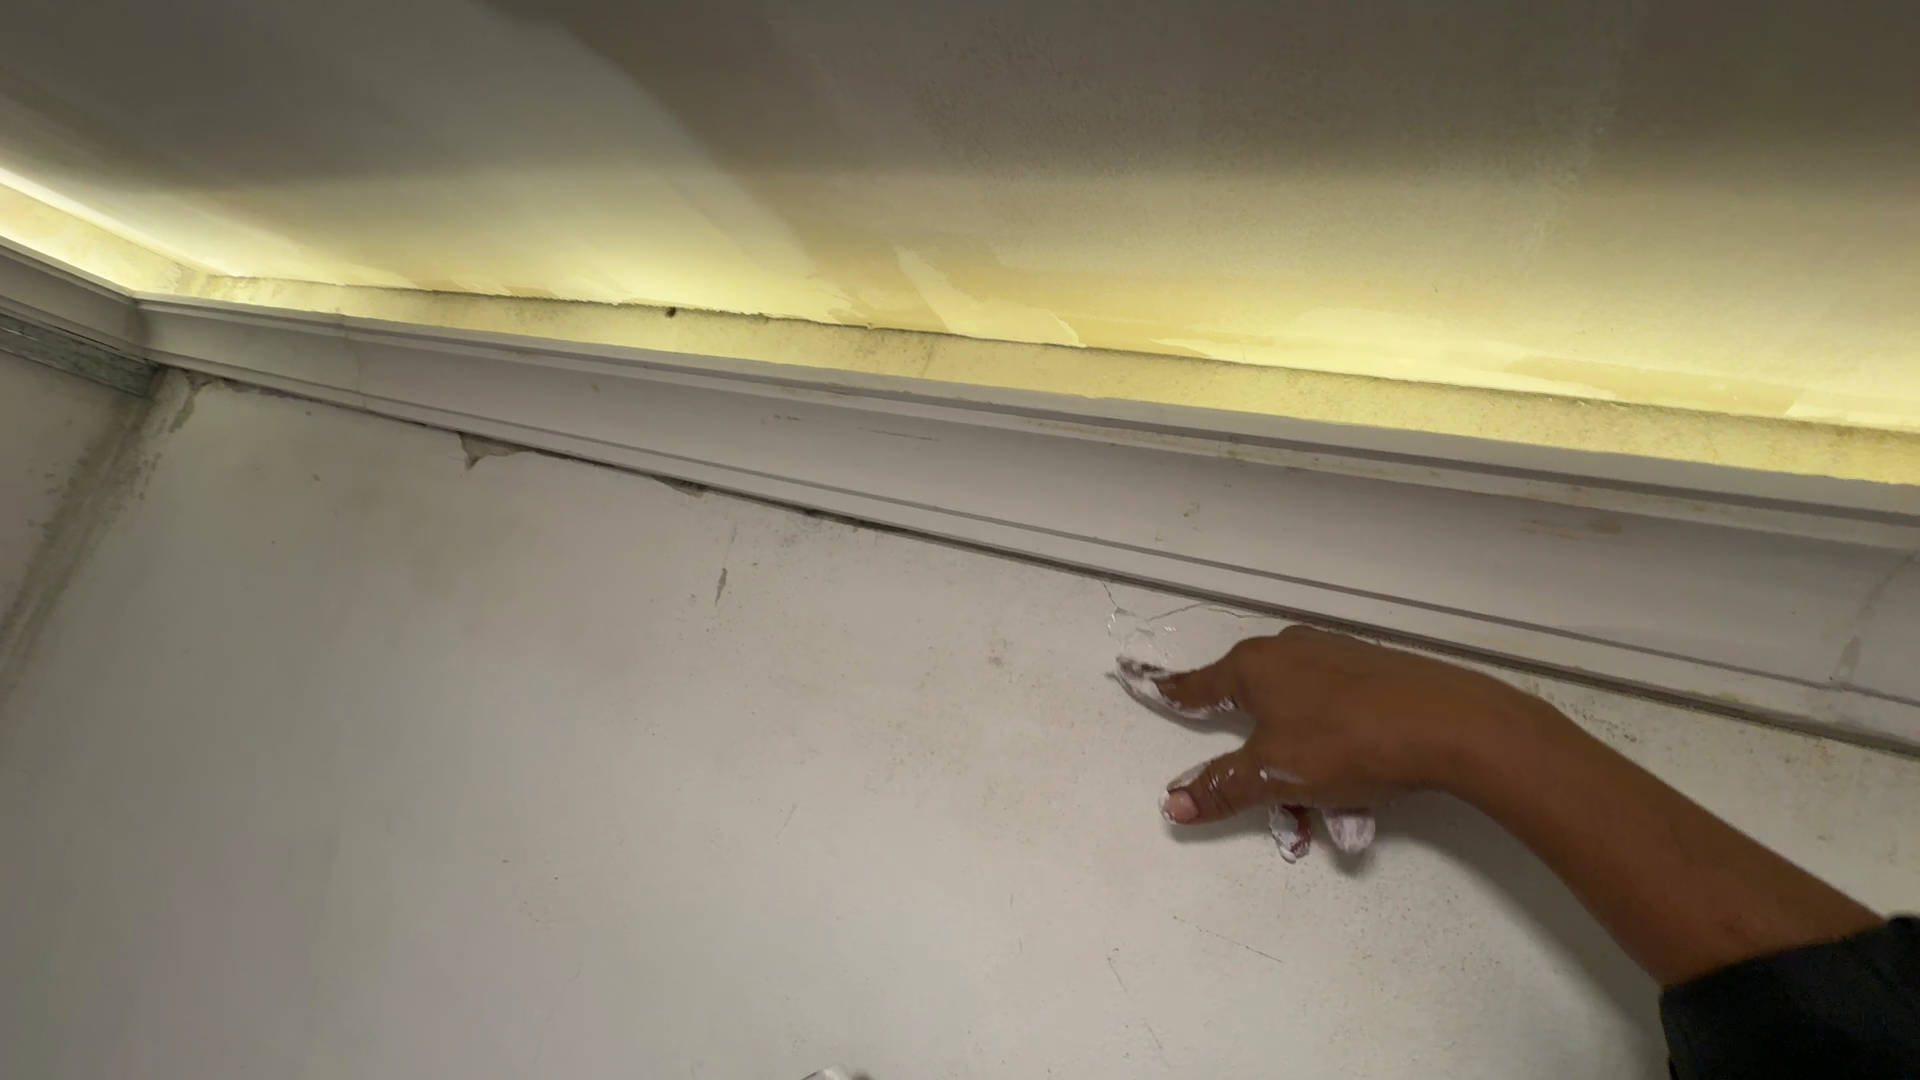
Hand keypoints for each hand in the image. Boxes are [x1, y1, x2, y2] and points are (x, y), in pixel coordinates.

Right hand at [1123, 626, 1543, 825]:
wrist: (1453, 723)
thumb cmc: (1346, 743)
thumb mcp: (1275, 774)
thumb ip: (1221, 787)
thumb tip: (1172, 804)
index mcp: (1251, 667)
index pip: (1195, 685)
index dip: (1169, 692)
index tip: (1143, 682)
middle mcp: (1284, 650)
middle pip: (1251, 707)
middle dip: (1258, 755)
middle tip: (1278, 797)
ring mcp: (1330, 653)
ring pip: (1295, 711)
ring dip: (1300, 757)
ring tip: (1332, 806)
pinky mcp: (1371, 665)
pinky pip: (1333, 705)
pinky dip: (1333, 740)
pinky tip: (1361, 773)